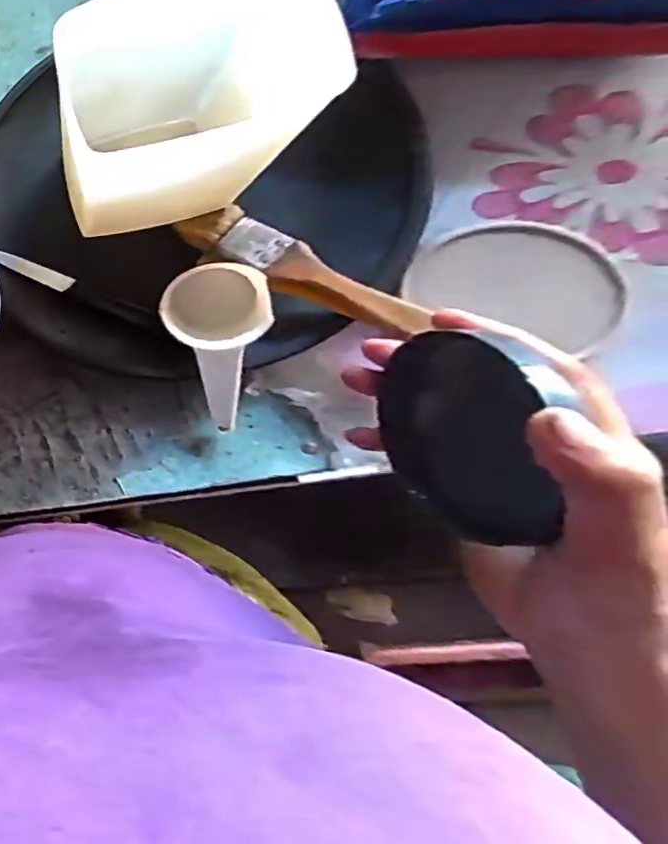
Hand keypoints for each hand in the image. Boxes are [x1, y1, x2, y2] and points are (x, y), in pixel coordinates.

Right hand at [340, 310, 667, 656]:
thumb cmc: (627, 601)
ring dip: (400, 392)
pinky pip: (424, 454)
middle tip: (373, 352)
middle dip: (429, 362)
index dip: (502, 341)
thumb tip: (544, 417)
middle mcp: (550, 452)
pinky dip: (388, 438)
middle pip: (487, 388)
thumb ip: (602, 481)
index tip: (443, 322)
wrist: (600, 658)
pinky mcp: (471, 497)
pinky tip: (357, 437)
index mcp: (596, 449)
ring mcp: (507, 474)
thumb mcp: (625, 543)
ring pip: (448, 415)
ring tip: (351, 380)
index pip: (553, 376)